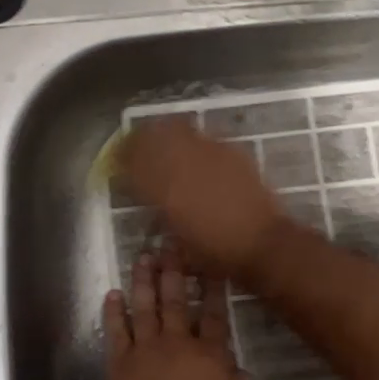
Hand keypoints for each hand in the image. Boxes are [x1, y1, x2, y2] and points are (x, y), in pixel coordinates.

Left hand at [103, 243, 242, 379]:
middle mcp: (178, 344)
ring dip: (144, 279)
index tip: (211, 262)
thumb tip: (239, 372)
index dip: (213, 286)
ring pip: (146, 306)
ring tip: (144, 256)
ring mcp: (147, 350)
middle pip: (176, 299)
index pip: (214, 313)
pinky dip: (115, 311)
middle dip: (175, 268)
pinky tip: (114, 294)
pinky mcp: (120, 363)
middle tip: (171, 242)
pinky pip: (117, 330)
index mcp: (211, 356)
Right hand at [117, 119, 284, 277]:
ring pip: (176, 128)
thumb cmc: (216, 251)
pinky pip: (201, 135)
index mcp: (164, 188)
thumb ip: (158, 209)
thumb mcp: (176, 235)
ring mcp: (208, 152)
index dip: (121, 156)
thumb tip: (146, 193)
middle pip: (151, 136)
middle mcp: (182, 163)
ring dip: (162, 132)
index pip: (132, 161)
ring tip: (160, 139)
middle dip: (139, 138)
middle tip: (134, 145)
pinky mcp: (229, 150)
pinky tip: (191, 147)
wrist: (262, 243)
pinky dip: (190, 138)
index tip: (116, 159)